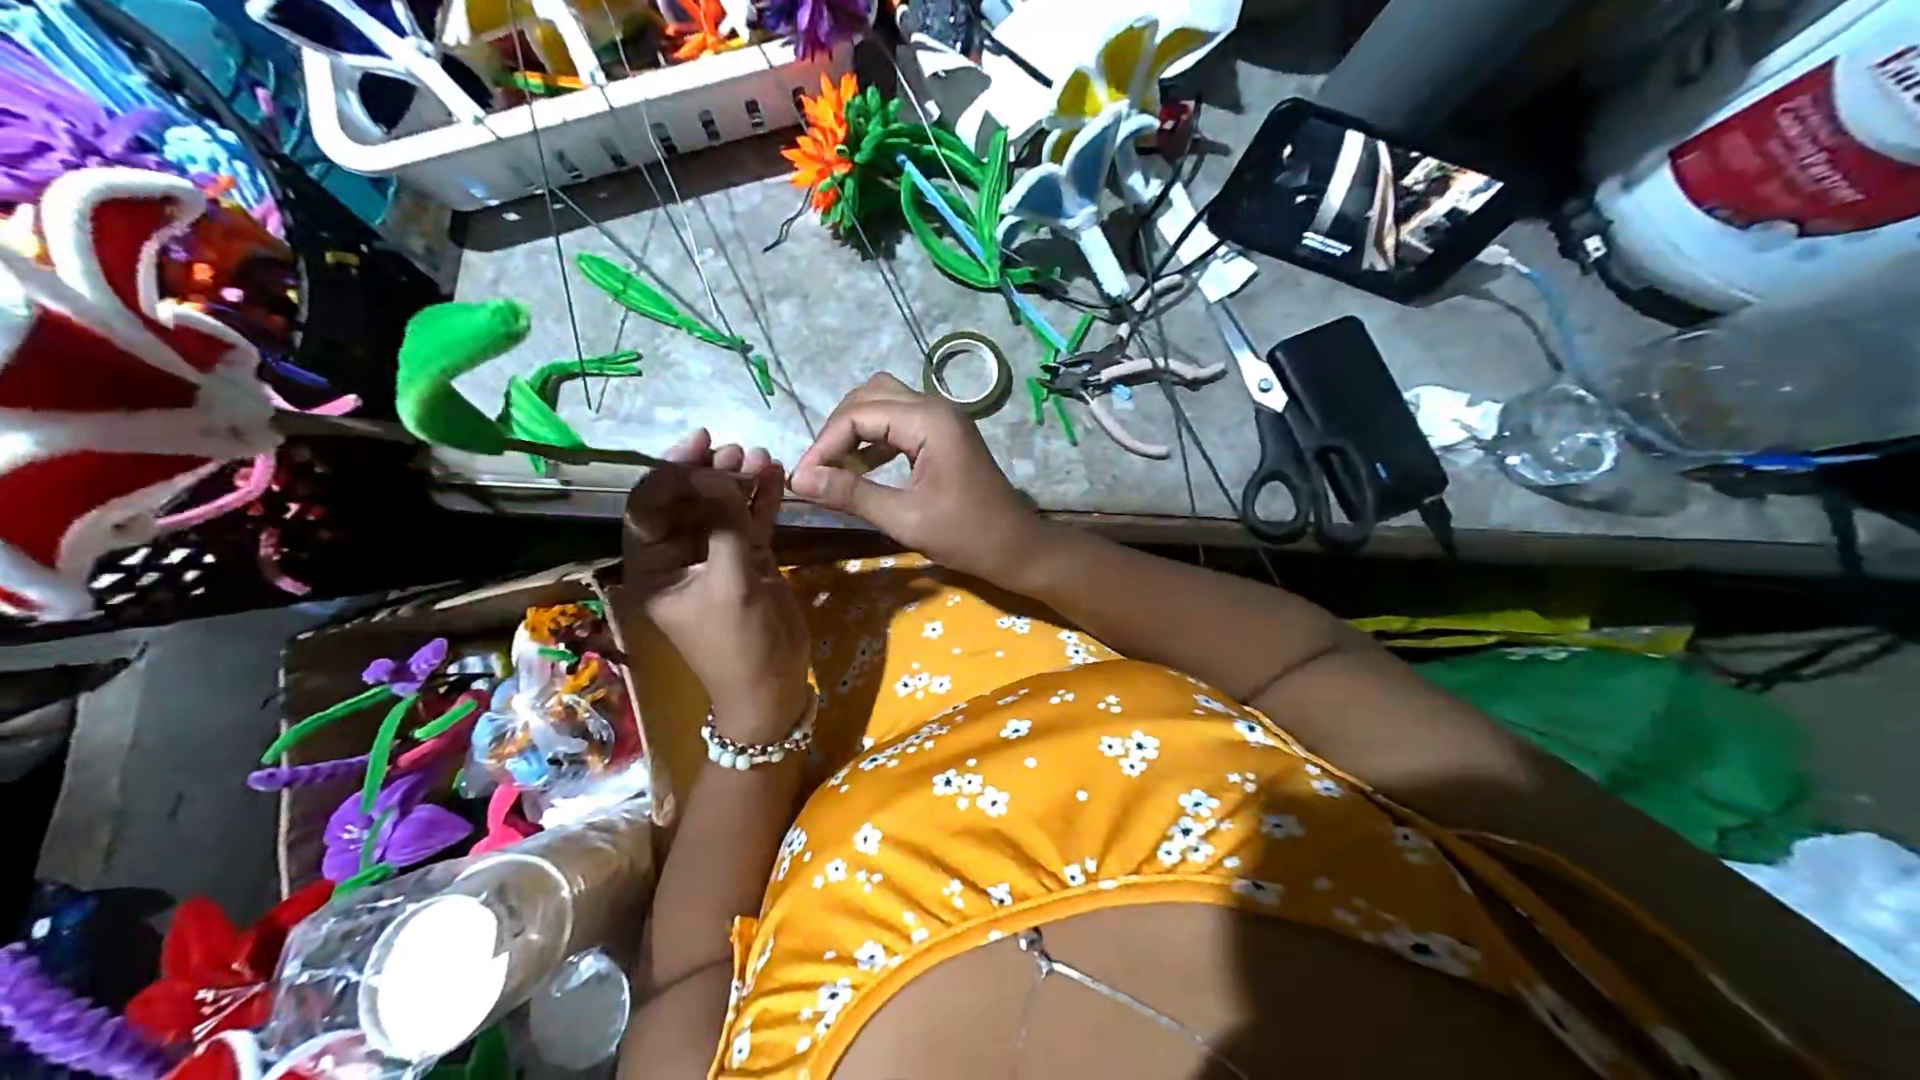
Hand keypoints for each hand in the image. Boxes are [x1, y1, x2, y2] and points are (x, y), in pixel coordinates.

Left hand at [616, 430, 810, 744]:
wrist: (773, 684)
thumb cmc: (739, 642)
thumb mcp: (730, 582)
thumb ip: (724, 523)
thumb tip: (715, 474)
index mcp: (653, 567)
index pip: (648, 507)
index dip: (670, 472)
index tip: (700, 446)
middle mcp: (679, 556)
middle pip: (686, 501)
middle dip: (710, 473)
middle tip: (738, 452)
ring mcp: (715, 556)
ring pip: (720, 507)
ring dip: (738, 480)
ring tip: (760, 457)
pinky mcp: (746, 559)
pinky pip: (748, 520)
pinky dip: (760, 498)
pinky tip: (776, 475)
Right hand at [789, 373, 1051, 583]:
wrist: (1017, 547)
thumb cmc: (966, 536)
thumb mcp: (904, 518)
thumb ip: (851, 494)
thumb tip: (799, 479)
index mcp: (930, 421)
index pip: (859, 414)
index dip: (825, 444)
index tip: (802, 478)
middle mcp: (936, 407)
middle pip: (869, 396)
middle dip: (837, 430)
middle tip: (817, 469)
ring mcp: (943, 418)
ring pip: (883, 403)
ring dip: (854, 430)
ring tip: (833, 467)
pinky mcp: (944, 434)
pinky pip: (899, 421)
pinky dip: (875, 438)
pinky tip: (860, 467)